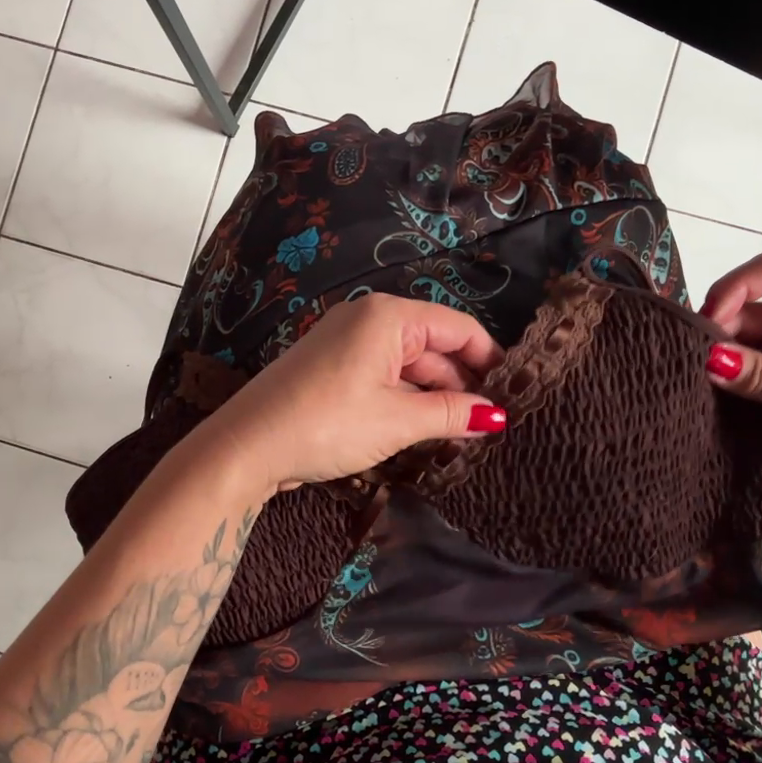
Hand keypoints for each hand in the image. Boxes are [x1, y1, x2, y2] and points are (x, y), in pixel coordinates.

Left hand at [191, 294, 506, 496]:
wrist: (247, 446)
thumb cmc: (327, 424)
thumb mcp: (397, 420)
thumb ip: (451, 414)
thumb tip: (497, 415)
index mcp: (388, 316)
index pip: (458, 327)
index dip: (489, 359)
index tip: (514, 394)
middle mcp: (369, 319)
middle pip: (433, 345)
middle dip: (462, 382)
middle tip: (492, 423)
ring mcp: (347, 342)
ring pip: (408, 365)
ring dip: (434, 396)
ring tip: (463, 435)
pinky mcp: (333, 368)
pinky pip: (383, 376)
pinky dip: (406, 399)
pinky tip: (423, 430)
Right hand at [699, 253, 761, 502]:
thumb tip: (708, 358)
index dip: (736, 286)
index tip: (709, 321)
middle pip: (743, 311)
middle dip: (716, 332)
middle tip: (695, 366)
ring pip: (734, 346)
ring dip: (713, 363)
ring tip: (694, 386)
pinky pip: (736, 377)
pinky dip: (718, 386)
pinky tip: (705, 400)